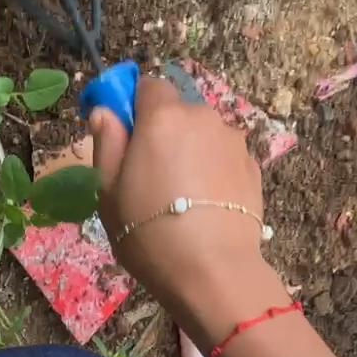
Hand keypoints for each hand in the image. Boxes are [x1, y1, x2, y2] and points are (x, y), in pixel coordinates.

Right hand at [91, 77, 276, 349]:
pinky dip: (210, 172)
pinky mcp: (252, 166)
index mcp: (162, 118)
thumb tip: (104, 111)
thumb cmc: (147, 232)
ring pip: (201, 135)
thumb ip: (106, 145)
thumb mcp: (108, 194)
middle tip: (147, 179)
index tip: (123, 139)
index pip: (147, 85)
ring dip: (188, 154)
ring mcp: (233, 140)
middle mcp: (202, 116)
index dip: (133, 107)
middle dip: (161, 134)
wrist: (211, 271)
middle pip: (176, 112)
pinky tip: (203, 208)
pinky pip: (222, 158)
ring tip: (178, 199)